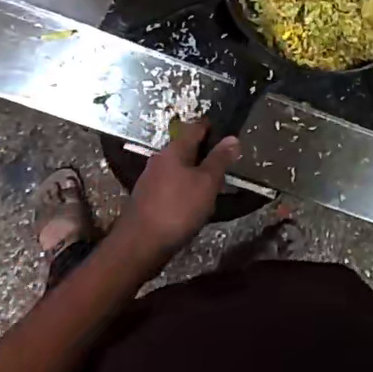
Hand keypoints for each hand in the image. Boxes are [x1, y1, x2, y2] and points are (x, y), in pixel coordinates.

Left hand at [115, 120, 239, 254]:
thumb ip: (219, 160)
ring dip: (196, 172)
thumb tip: (232, 138)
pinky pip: (172, 185)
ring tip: (215, 183)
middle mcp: (160, 160)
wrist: (140, 244)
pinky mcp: (148, 199)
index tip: (228, 131)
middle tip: (227, 160)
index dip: (212, 127)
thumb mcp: (207, 183)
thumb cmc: (178, 208)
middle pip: (187, 149)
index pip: (195, 128)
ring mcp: (151, 180)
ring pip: (179, 168)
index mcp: (174, 151)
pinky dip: (186, 188)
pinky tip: (195, 202)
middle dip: (206, 152)